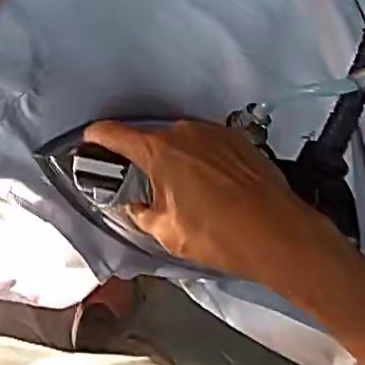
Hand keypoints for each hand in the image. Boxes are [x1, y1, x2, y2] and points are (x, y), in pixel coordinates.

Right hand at [83, 119, 352, 288]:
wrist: (274, 230)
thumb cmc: (219, 233)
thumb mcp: (165, 231)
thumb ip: (140, 211)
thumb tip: (134, 205)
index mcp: (160, 151)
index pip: (115, 134)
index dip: (98, 136)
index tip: (90, 139)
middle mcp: (184, 132)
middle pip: (150, 139)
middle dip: (143, 160)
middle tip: (144, 187)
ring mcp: (212, 132)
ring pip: (180, 141)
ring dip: (175, 160)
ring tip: (185, 193)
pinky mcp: (234, 138)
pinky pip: (205, 144)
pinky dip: (200, 159)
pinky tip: (210, 187)